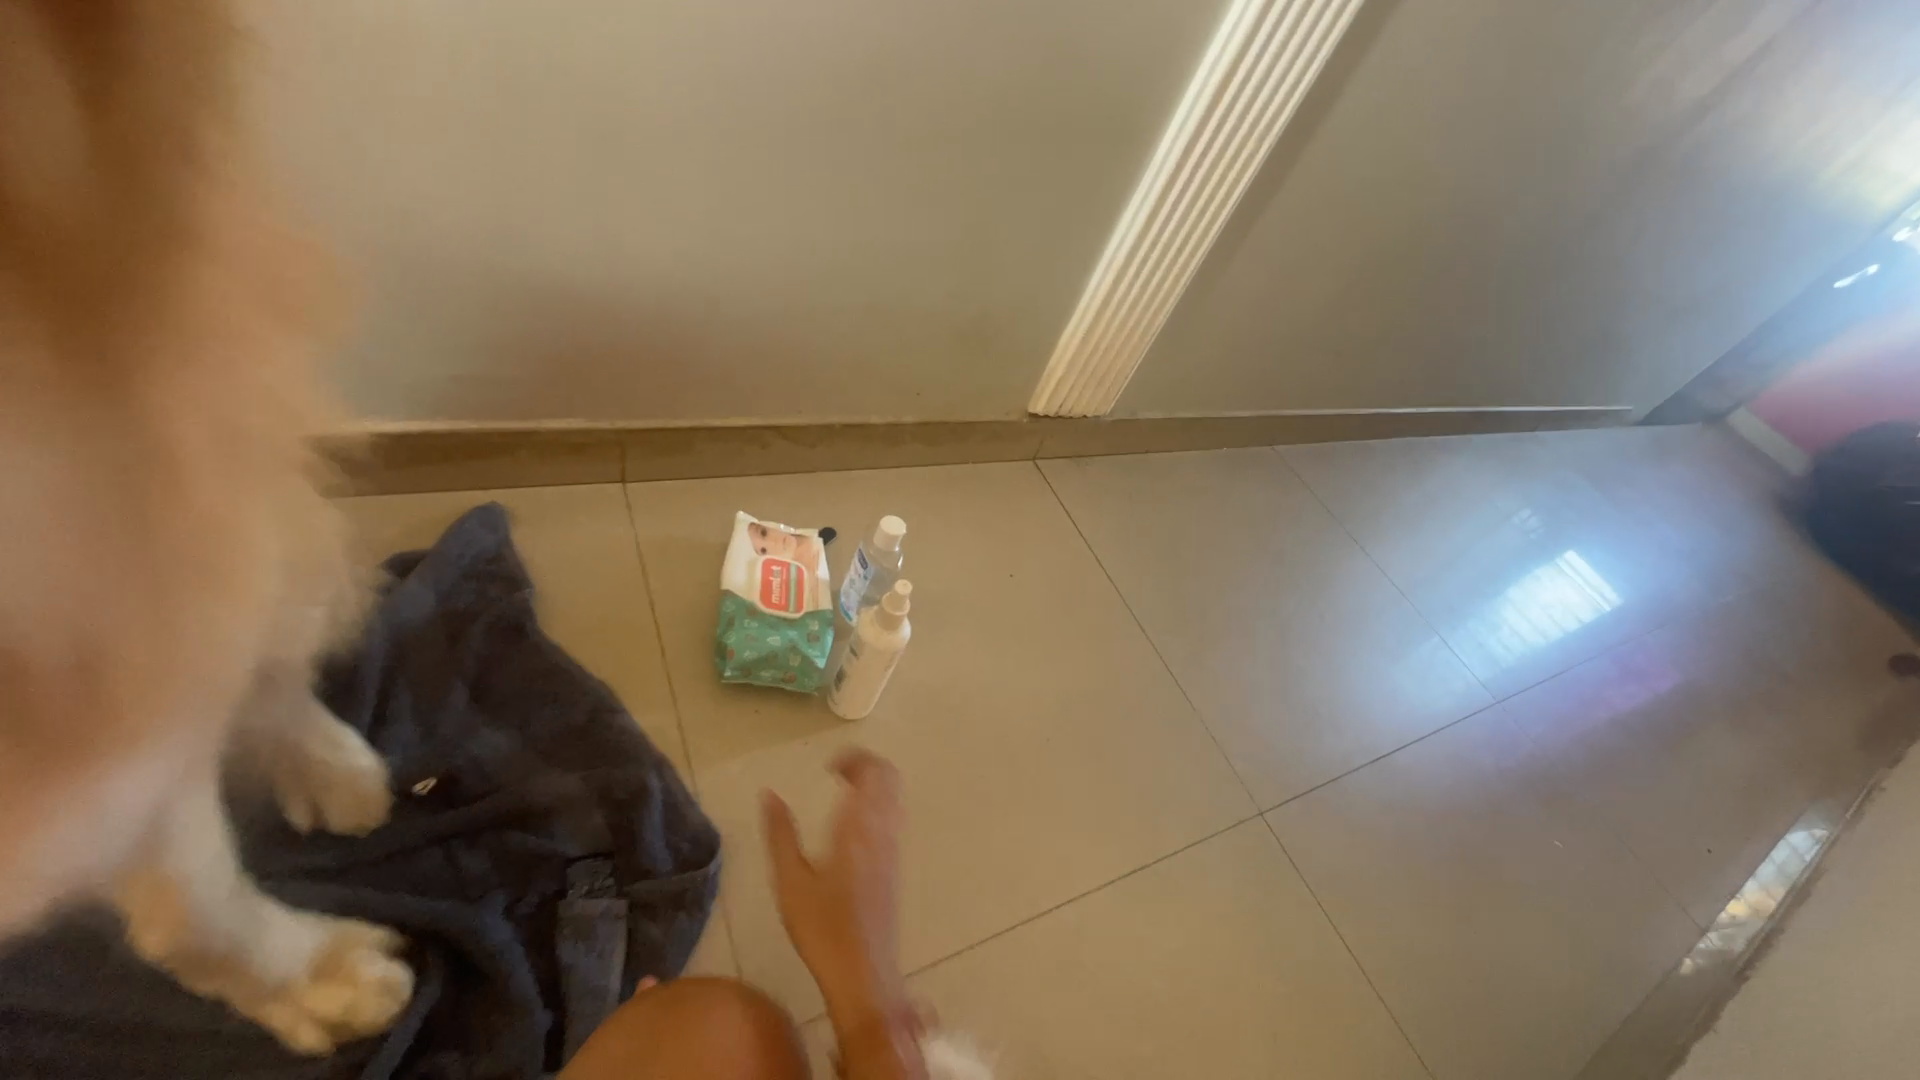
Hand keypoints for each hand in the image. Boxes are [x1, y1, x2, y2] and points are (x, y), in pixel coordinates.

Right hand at [761, 748, 907, 1030]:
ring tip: (843, 791)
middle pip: (889, 777)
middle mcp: (883, 830)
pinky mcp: (896, 865)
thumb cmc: (822, 927)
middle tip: (836, 772)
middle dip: (866, 766)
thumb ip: (780, 833)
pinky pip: (894, 816)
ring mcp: (894, 847)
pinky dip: (878, 804)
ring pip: (895, 796)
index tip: (829, 765)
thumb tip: (769, 793)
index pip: (873, 772)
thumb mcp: (789, 880)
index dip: (855, 758)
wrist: (863, 971)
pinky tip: (853, 823)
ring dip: (874, 784)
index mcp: (859, 826)